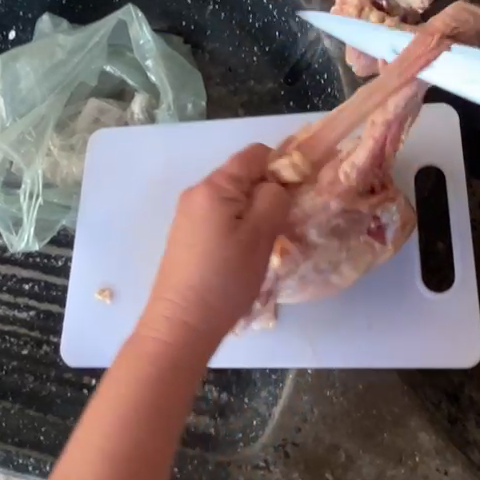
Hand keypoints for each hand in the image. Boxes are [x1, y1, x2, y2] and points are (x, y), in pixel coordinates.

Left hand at [135, 143, 290, 352]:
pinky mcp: (187, 236)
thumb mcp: (260, 236)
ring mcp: (189, 215)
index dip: (281, 166)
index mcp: (215, 186)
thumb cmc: (224, 279)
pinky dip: (238, 226)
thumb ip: (274, 199)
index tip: (298, 194)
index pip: (255, 154)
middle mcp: (197, 192)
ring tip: (266, 243)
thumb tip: (277, 185)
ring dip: (254, 212)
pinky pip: (220, 216)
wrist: (181, 325)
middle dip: (268, 192)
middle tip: (285, 223)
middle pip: (243, 176)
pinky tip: (244, 255)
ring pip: (233, 199)